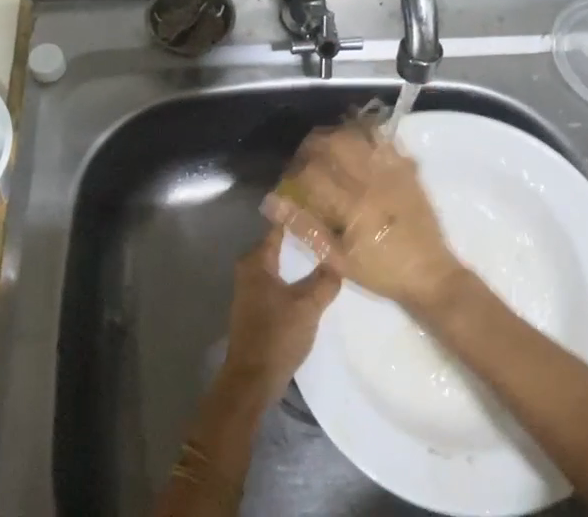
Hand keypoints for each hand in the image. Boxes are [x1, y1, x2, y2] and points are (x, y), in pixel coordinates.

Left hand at [219, 226, 340, 401]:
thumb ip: (324, 281)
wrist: (253, 378)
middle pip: (279, 246)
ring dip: (300, 262)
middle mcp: (249, 270)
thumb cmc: (277, 335)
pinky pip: (279, 283)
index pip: (278, 228)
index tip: (322, 210)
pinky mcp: (257, 308)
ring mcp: (251, 290)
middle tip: (331, 232)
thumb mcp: (307, 305)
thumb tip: (339, 262)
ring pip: (280, 266)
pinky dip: (295, 279)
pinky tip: (314, 284)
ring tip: (328, 255)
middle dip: (302, 239)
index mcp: (256, 262)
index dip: (298, 218)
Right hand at [262, 121, 466, 315]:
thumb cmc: (381, 272)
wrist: (431, 274)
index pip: (311, 172)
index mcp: (353, 205)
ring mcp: (392, 170)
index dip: (292, 172)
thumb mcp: (337, 260)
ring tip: (326, 149)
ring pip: (357, 134)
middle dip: (310, 145)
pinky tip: (356, 144)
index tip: (287, 182)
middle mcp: (372, 180)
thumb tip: (272, 202)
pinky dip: (364, 133)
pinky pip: (383, 138)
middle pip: (332, 142)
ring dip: (335, 135)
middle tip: (303, 160)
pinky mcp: (407, 168)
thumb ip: (304, 228)